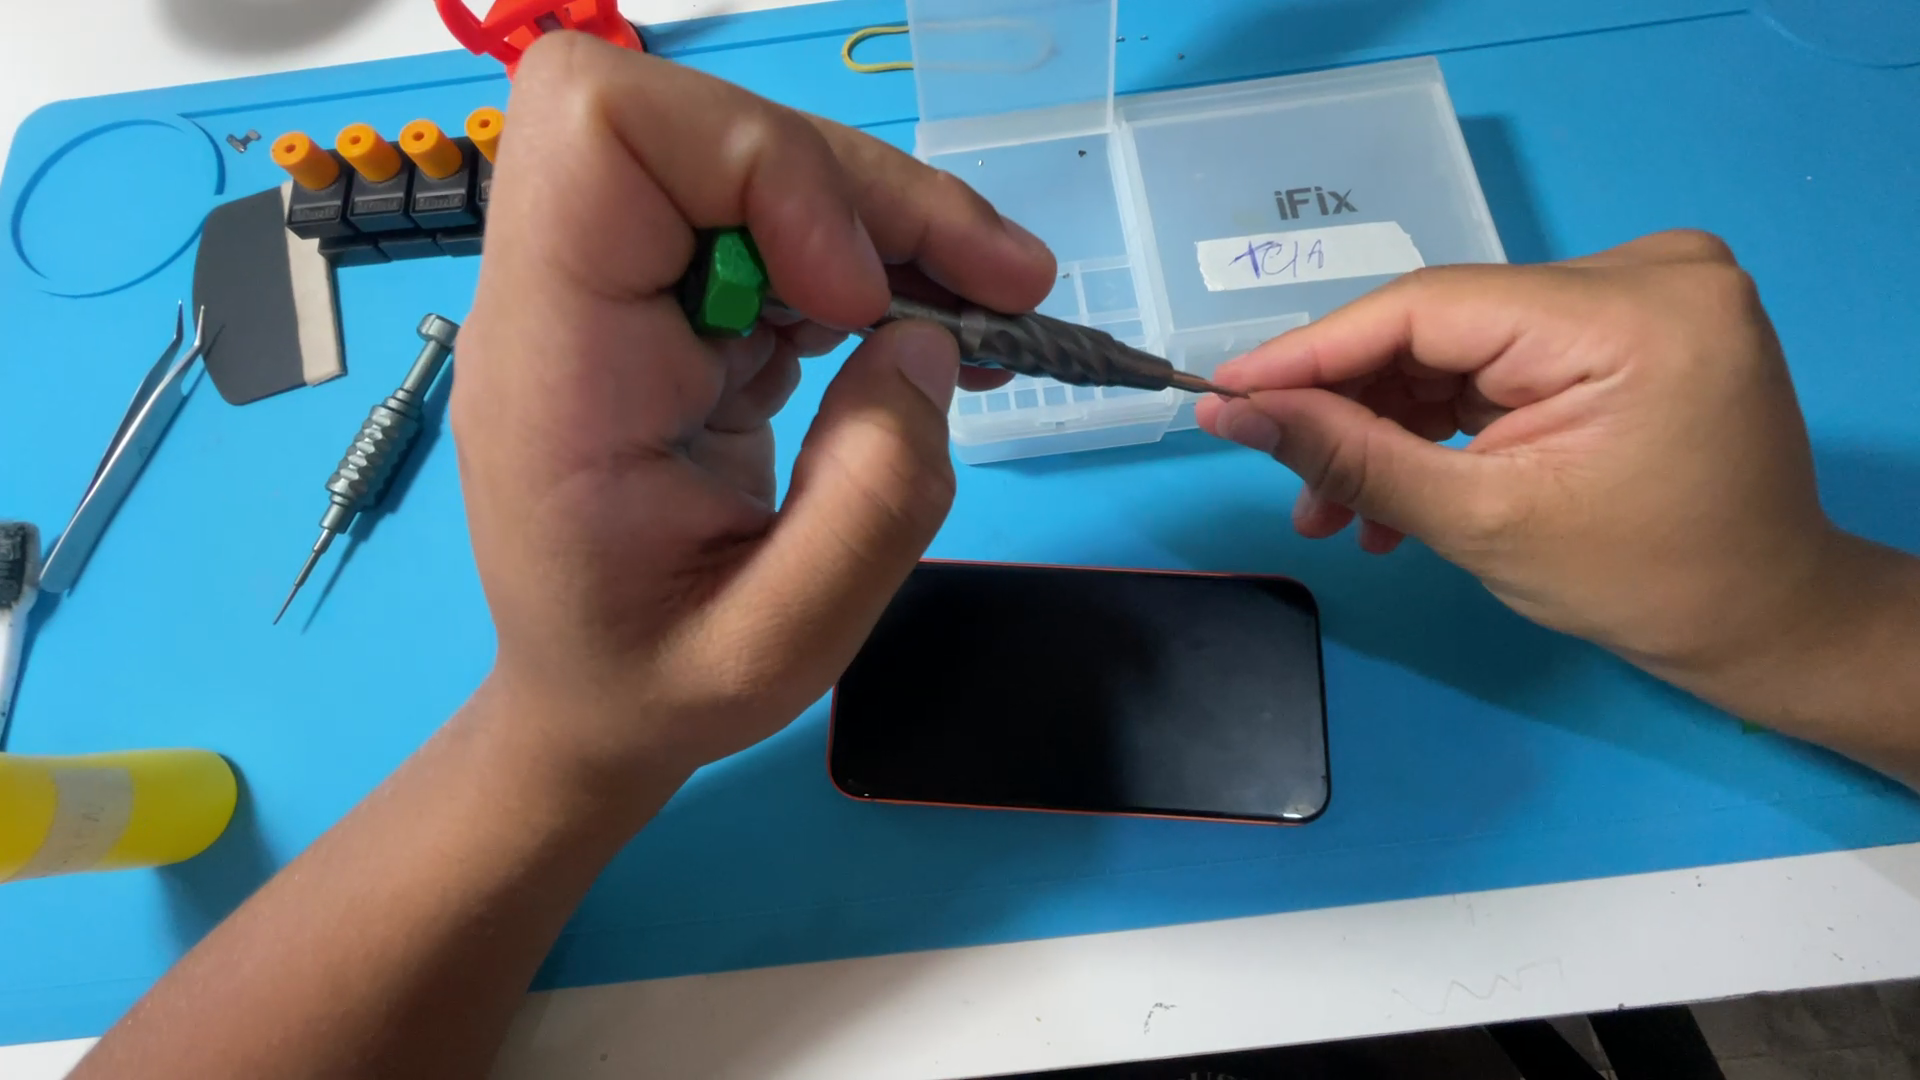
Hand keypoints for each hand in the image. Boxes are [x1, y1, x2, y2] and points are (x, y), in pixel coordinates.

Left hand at [453, 35, 1054, 793]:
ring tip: (1003, 306)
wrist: (596, 699)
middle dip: (876, 197)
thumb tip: (930, 341)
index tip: (859, 297)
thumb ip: (873, 504)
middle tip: (1009, 282)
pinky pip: (785, 246)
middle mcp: (578, 304)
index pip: (608, 134)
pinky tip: (941, 335)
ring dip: (896, 230)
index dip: (764, 172)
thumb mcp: (783, 643)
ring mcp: (631, 307)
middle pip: (714, 136)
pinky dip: (879, 274)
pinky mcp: (682, 326)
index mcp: (560, 368)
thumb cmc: (663, 686)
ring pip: (767, 179)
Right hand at [1196, 231, 1842, 678]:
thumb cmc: (1634, 580)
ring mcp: (1620, 300)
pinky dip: (1418, 433)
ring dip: (1373, 436)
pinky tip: (1385, 499)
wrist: (1752, 617)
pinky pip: (1469, 373)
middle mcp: (1634, 276)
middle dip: (1343, 415)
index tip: (1222, 391)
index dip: (1307, 354)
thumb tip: (1230, 413)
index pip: (1421, 308)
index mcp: (1629, 312)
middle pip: (1425, 333)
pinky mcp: (1599, 334)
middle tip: (1283, 480)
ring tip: (1332, 515)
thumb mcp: (1470, 518)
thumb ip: (1342, 458)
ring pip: (1436, 358)